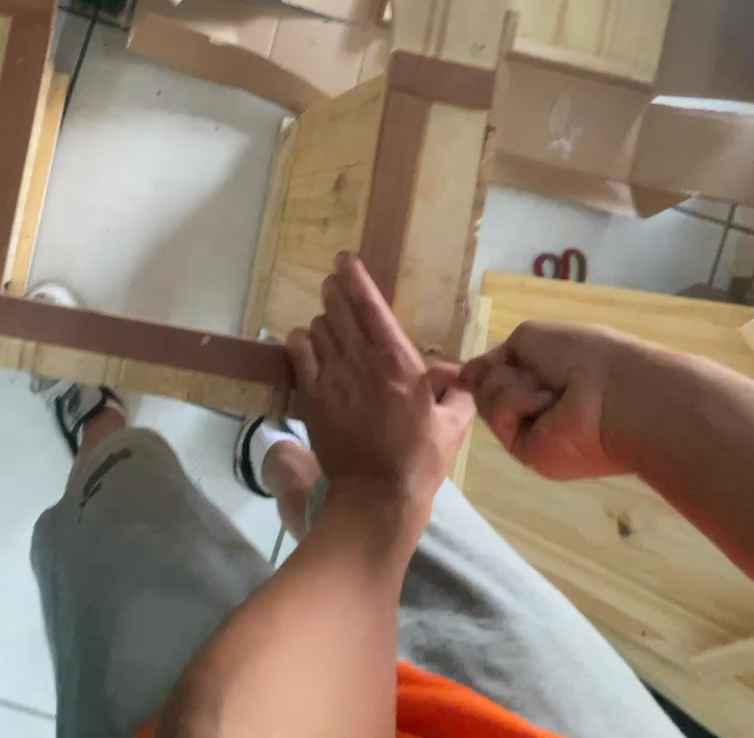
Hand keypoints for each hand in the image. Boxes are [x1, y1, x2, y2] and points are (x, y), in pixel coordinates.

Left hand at [285, 253, 474, 532]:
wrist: (376, 494)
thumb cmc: (419, 460)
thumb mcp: (450, 425)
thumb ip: (454, 392)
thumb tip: (455, 373)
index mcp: (398, 362)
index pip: (370, 305)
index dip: (355, 277)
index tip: (344, 260)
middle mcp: (361, 361)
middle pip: (338, 308)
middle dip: (334, 291)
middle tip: (333, 284)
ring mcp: (332, 376)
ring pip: (318, 327)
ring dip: (323, 321)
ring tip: (328, 324)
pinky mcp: (311, 394)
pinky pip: (298, 351)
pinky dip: (301, 341)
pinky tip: (307, 344)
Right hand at [456, 319, 659, 479]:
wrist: (616, 393)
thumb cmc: (581, 355)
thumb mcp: (528, 338)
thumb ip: (493, 358)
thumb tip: (466, 375)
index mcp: (536, 376)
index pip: (491, 374)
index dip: (472, 372)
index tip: (448, 370)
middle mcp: (531, 402)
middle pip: (483, 386)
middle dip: (498, 373)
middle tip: (532, 373)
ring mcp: (527, 427)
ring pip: (486, 399)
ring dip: (511, 385)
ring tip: (549, 391)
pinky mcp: (524, 450)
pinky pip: (499, 417)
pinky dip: (516, 402)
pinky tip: (544, 405)